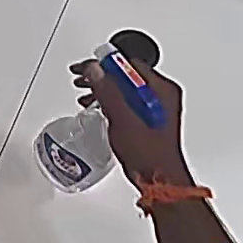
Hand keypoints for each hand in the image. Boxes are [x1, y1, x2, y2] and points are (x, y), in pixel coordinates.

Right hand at [70, 56, 193, 188]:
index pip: (129, 64)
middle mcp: (161, 96)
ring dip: (103, 86)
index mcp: (161, 91)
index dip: (103, 63)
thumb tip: (95, 69)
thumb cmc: (148, 152)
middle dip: (101, 74)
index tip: (86, 67)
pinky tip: (97, 103)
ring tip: (85, 90)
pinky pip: (126, 98)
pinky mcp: (147, 117)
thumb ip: (107, 90)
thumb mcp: (122, 117)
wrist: (158, 179)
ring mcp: (155, 106)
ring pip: (124, 86)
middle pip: (126, 74)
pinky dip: (109, 97)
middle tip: (81, 76)